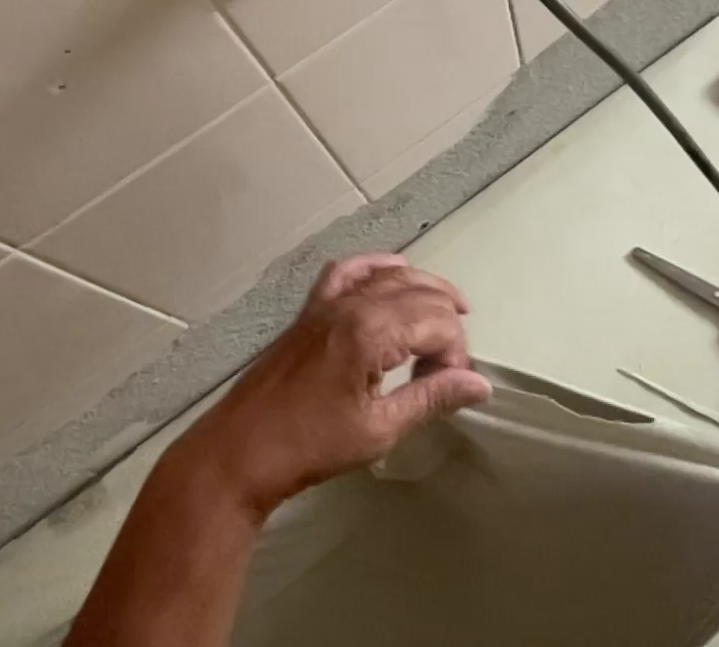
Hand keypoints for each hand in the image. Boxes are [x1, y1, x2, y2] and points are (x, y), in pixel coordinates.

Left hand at [171, 253, 492, 519]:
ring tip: (450, 313)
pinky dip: (376, 266)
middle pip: (422, 294)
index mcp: (371, 332)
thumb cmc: (310, 447)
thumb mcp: (379, 430)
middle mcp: (353, 304)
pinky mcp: (312, 309)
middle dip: (447, 324)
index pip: (438, 323)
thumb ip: (432, 399)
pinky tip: (393, 271)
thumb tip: (480, 384)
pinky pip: (349, 270)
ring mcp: (329, 301)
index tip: (453, 386)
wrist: (239, 452)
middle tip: (450, 366)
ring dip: (425, 290)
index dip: (456, 353)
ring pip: (391, 275)